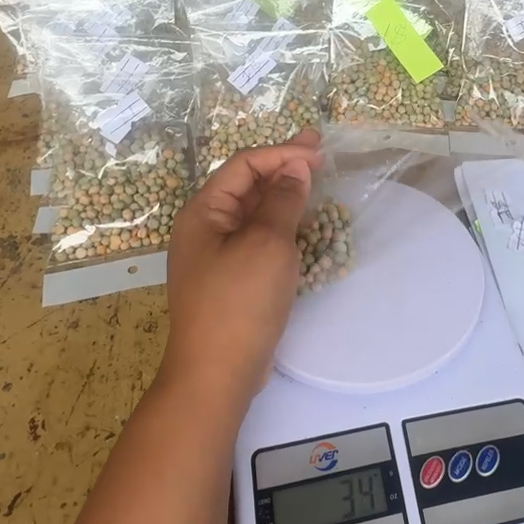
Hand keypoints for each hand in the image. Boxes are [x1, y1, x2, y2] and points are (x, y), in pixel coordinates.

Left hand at [162, 129, 322, 402]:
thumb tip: (295, 168)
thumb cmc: (239, 302)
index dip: (282, 153)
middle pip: (247, 184)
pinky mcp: (233, 279)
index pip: (244, 165)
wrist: (217, 374)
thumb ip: (283, 200)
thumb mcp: (267, 243)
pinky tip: (304, 222)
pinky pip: (259, 238)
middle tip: (320, 149)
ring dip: (285, 193)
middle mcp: (206, 228)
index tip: (319, 153)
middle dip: (283, 165)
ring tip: (316, 179)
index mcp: (203, 212)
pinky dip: (282, 223)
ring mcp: (218, 255)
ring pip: (255, 211)